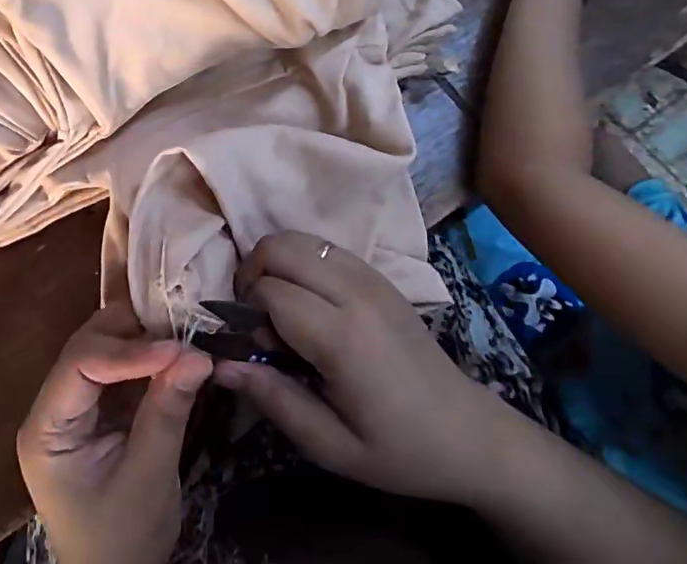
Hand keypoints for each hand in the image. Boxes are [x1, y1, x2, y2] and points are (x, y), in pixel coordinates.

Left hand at [17, 304, 213, 563]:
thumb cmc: (123, 539)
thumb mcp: (148, 479)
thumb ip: (167, 412)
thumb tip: (198, 354)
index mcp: (47, 429)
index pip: (80, 364)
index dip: (128, 350)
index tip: (176, 349)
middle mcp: (55, 404)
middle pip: (90, 343)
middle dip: (136, 333)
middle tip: (184, 336)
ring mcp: (78, 400)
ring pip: (107, 342)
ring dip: (146, 336)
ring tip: (186, 340)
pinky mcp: (103, 402)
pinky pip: (125, 360)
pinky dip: (152, 351)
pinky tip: (178, 351)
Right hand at [210, 232, 523, 506]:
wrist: (465, 430)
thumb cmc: (397, 448)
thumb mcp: (330, 446)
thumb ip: (274, 400)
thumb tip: (221, 365)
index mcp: (342, 336)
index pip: (271, 290)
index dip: (247, 311)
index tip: (252, 344)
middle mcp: (355, 292)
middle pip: (281, 247)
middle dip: (253, 272)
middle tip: (254, 315)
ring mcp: (371, 276)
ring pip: (301, 238)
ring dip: (276, 261)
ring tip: (276, 305)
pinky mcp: (380, 274)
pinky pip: (326, 246)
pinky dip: (302, 259)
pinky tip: (307, 298)